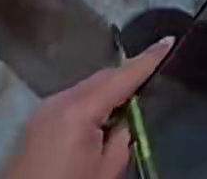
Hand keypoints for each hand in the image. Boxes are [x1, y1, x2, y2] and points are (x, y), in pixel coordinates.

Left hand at [4, 39, 171, 178]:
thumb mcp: (106, 174)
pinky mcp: (38, 123)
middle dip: (128, 77)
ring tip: (132, 102)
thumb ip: (124, 138)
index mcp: (78, 109)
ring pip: (87, 88)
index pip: (121, 76)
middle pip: (103, 78)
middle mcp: (60, 99)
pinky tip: (103, 119)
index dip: (148, 59)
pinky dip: (91, 104)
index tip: (169, 40)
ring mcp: (45, 109)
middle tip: (155, 78)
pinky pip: (73, 101)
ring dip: (109, 92)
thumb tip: (130, 116)